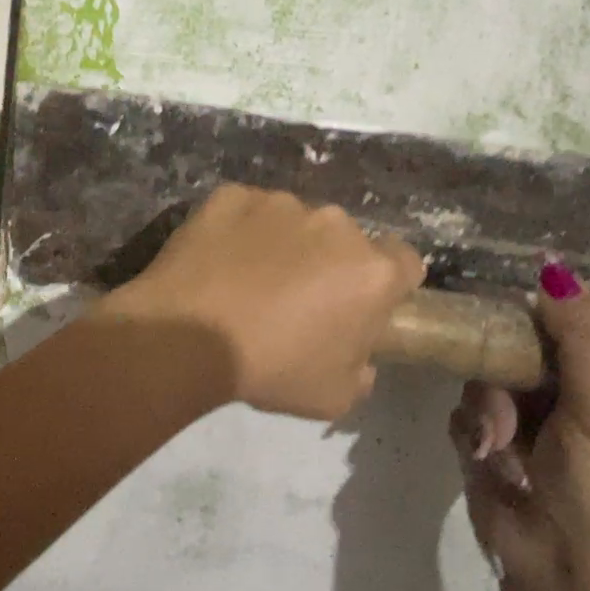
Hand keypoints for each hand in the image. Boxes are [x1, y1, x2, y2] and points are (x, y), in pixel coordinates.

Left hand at [101, 184, 425, 420]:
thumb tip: (358, 355)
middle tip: (296, 298)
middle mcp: (334, 224)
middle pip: (344, 239)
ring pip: (294, 221)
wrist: (185, 335)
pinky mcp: (232, 194)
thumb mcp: (336, 396)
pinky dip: (239, 230)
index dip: (385, 285)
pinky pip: (246, 211)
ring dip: (283, 243)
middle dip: (329, 263)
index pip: (404, 264)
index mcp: (372, 270)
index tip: (359, 305)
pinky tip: (218, 260)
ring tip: (248, 279)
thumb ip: (362, 368)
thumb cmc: (270, 369)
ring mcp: (280, 202)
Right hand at [448, 264, 589, 590]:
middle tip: (506, 395)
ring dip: (485, 403)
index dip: (538, 307)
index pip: (570, 318)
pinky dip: (468, 426)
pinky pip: (461, 406)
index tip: (503, 302)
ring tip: (498, 442)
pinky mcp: (486, 440)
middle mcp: (567, 391)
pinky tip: (483, 453)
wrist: (563, 577)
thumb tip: (552, 266)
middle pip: (516, 339)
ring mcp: (525, 417)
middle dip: (502, 363)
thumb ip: (583, 338)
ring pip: (483, 370)